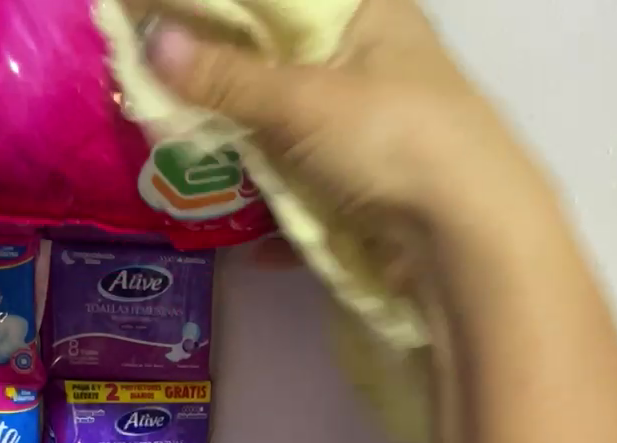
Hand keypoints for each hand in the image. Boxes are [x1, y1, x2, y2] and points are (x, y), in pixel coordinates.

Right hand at [144, 0, 547, 231]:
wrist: (465, 236)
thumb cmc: (390, 138)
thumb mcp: (303, 100)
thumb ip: (228, 79)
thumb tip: (152, 44)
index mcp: (366, 15)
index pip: (277, 4)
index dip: (220, 14)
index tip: (163, 30)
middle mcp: (370, 67)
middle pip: (279, 71)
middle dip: (225, 93)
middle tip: (165, 105)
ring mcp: (371, 136)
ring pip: (290, 138)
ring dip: (246, 160)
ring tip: (191, 173)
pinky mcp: (367, 194)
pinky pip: (308, 194)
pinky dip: (279, 217)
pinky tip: (249, 243)